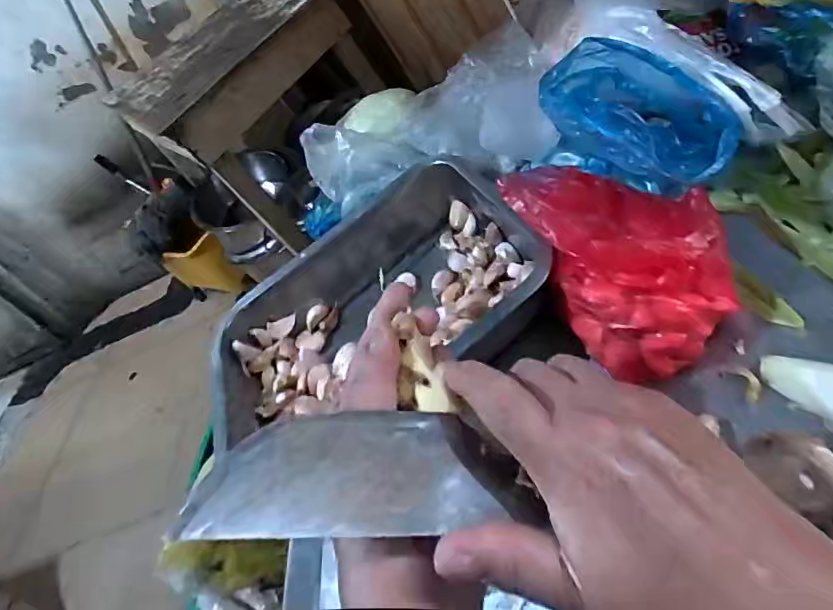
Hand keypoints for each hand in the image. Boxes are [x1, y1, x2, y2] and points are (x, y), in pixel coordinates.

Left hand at [333, 279, 478, 608]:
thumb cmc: (380, 545)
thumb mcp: (364, 464)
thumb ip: (367, 401)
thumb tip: (376, 334)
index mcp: (358, 432)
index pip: (368, 363)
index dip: (383, 321)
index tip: (404, 288)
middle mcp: (383, 435)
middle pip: (394, 369)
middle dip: (408, 333)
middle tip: (432, 313)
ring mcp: (413, 452)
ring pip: (420, 389)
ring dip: (431, 357)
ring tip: (447, 336)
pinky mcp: (444, 471)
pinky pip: (449, 418)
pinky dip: (457, 391)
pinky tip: (474, 382)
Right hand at [434, 356, 832, 609]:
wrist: (762, 574)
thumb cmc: (661, 588)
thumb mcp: (579, 587)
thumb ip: (508, 556)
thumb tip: (441, 549)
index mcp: (564, 453)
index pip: (500, 395)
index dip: (468, 377)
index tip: (447, 372)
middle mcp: (594, 410)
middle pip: (533, 370)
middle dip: (505, 382)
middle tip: (495, 413)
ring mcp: (634, 400)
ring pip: (570, 366)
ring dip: (546, 381)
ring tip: (543, 415)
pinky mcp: (666, 402)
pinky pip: (609, 378)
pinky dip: (585, 388)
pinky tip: (598, 426)